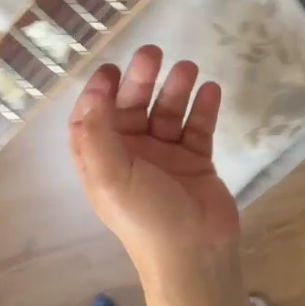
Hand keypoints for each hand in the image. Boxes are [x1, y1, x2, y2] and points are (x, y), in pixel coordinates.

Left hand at [68, 44, 237, 282]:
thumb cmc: (146, 216)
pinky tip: (211, 90)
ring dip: (176, 89)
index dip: (98, 93)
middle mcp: (134, 155)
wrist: (195, 252)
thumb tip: (93, 93)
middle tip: (155, 53)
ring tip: (189, 68)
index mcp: (105, 161)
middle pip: (134, 108)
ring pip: (169, 113)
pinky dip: (204, 108)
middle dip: (142, 81)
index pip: (94, 118)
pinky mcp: (198, 161)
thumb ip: (97, 134)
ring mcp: (168, 157)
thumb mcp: (111, 176)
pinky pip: (199, 127)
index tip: (111, 68)